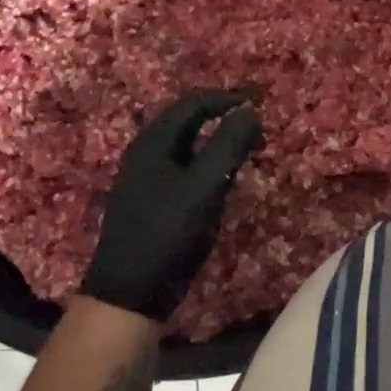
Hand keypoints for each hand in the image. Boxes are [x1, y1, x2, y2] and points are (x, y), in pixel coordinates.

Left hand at [79, 90, 262, 321]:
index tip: (260, 103)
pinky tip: (221, 177)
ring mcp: (144, 177)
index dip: (228, 98)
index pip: (193, 102)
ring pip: (186, 144)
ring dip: (216, 139)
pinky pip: (183, 165)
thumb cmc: (169, 234)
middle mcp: (145, 152)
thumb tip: (250, 110)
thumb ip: (228, 145)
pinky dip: (207, 160)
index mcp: (153, 142)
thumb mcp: (204, 187)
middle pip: (187, 120)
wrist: (130, 292)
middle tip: (256, 125)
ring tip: (246, 147)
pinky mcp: (150, 199)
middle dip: (223, 115)